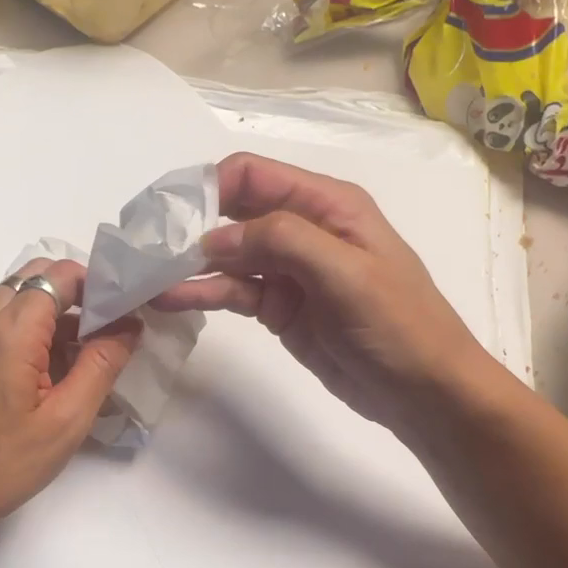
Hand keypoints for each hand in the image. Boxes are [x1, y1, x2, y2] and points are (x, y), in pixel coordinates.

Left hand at [0, 258, 141, 559]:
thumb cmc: (3, 466)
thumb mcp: (66, 421)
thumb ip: (101, 365)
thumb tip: (128, 324)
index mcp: (8, 333)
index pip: (57, 275)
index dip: (95, 284)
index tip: (121, 310)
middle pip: (32, 280)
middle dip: (73, 297)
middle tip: (102, 335)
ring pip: (11, 301)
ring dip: (48, 317)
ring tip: (76, 362)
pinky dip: (22, 333)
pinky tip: (40, 377)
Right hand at [155, 152, 498, 431]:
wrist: (424, 392)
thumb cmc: (397, 325)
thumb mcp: (346, 274)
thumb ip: (281, 241)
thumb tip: (210, 239)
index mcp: (326, 205)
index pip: (251, 176)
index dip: (207, 188)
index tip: (167, 217)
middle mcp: (302, 228)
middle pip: (230, 213)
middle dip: (187, 225)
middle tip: (142, 248)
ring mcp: (287, 270)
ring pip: (224, 256)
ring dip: (186, 264)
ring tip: (143, 280)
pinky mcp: (277, 306)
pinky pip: (230, 291)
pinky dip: (200, 293)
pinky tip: (168, 300)